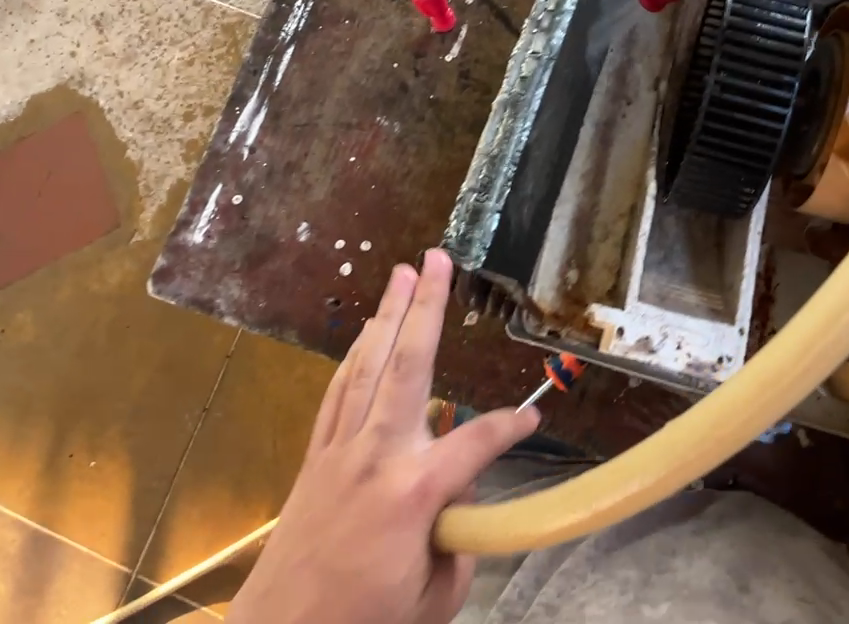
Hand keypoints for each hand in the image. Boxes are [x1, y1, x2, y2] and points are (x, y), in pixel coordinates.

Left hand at [228, 250, 539, 623]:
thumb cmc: (365, 619)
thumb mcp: (435, 597)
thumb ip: (460, 543)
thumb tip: (463, 504)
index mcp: (415, 492)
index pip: (476, 444)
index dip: (508, 429)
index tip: (530, 421)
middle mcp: (378, 454)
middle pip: (407, 366)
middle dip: (424, 308)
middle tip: (436, 260)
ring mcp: (343, 449)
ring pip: (369, 368)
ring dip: (388, 316)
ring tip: (402, 274)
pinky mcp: (318, 456)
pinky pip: (339, 394)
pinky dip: (354, 358)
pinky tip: (365, 335)